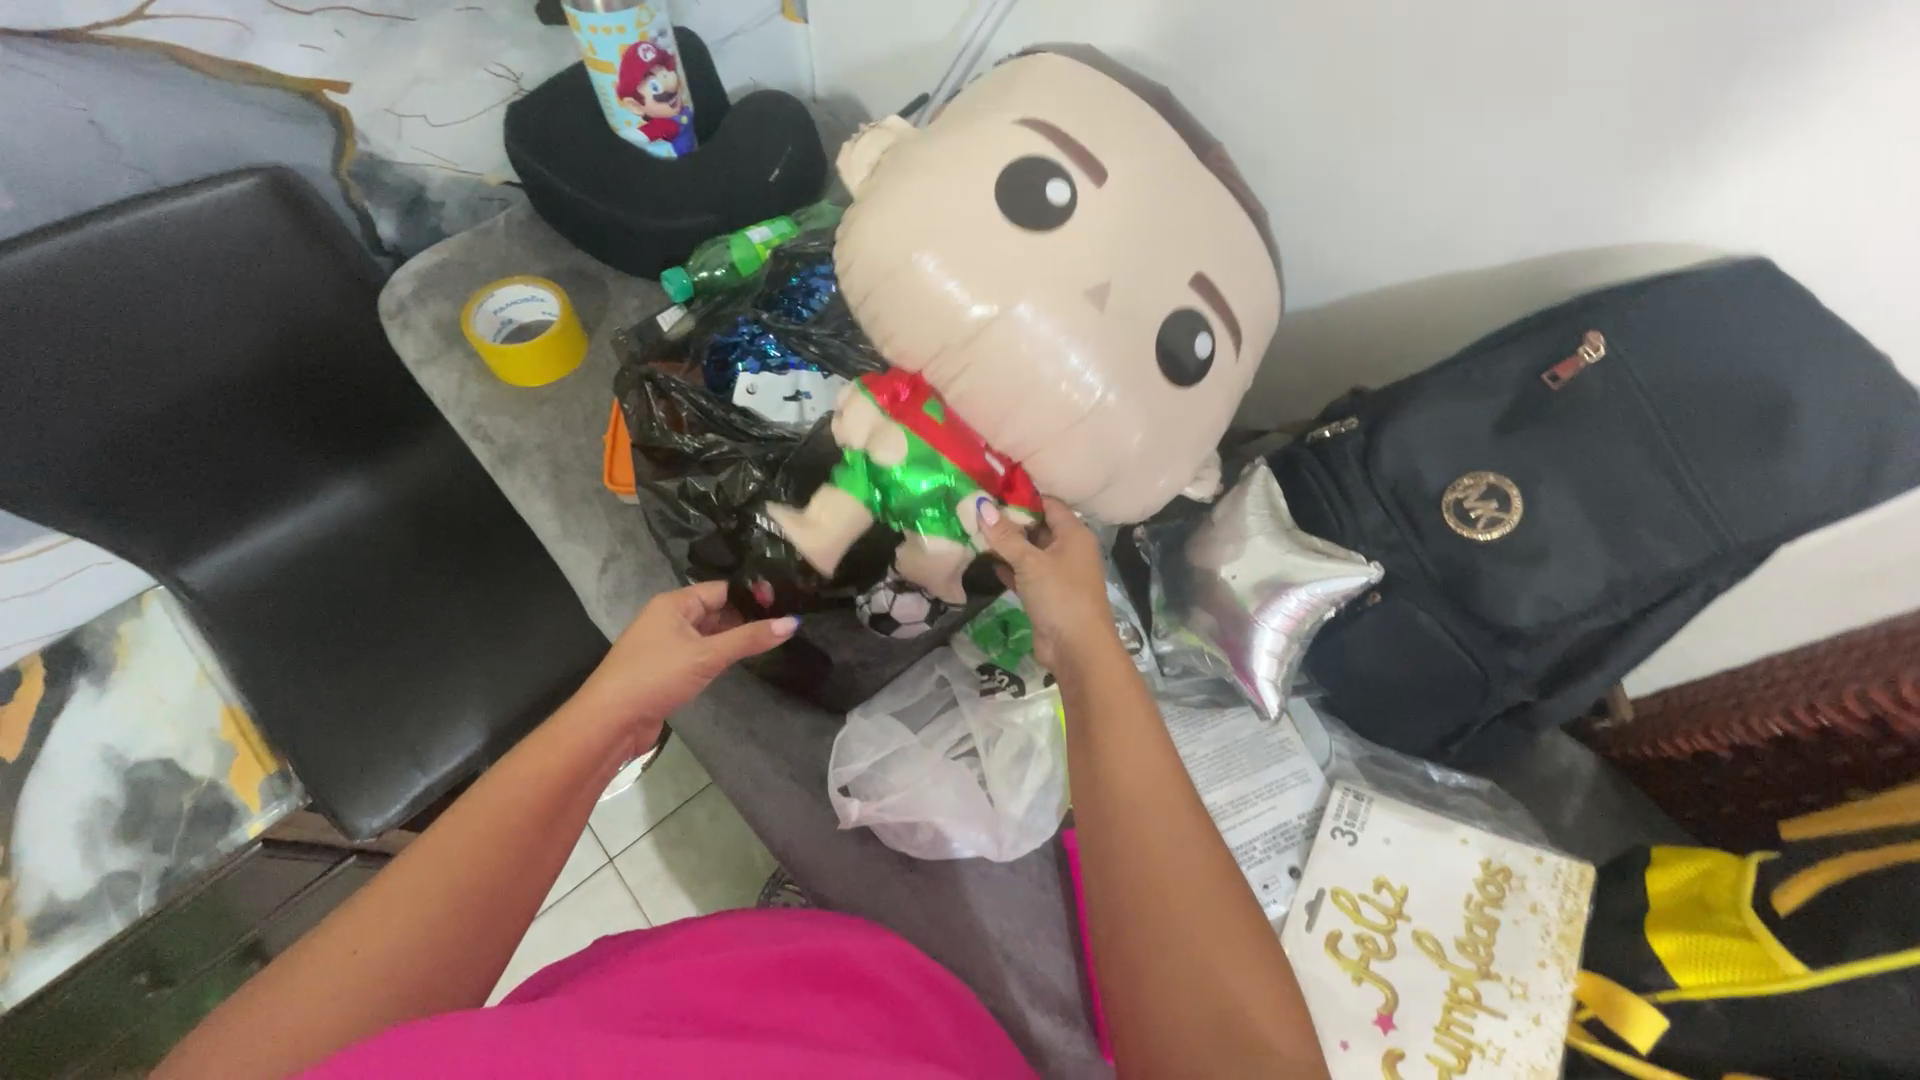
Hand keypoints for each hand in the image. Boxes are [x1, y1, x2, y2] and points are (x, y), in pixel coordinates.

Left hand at [572, 581, 796, 754]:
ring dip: (734, 637)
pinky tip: (740, 661)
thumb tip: (792, 622)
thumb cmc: (656, 676)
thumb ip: (749, 639)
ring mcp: (666, 643)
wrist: (611, 720)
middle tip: (784, 624)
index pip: (721, 590)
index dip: (752, 595)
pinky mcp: (666, 667)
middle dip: (746, 617)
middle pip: (716, 610)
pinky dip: (719, 654)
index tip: (784, 604)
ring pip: (709, 633)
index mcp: (674, 603)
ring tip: (772, 639)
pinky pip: (700, 652)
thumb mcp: (707, 655)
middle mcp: (670, 618)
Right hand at [977, 497, 1117, 673]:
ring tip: (975, 530)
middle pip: (1038, 527)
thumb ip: (1005, 536)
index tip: (993, 490)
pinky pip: (1025, 574)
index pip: (1049, 504)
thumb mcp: (1030, 562)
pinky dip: (1009, 568)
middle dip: (1010, 521)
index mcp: (1074, 534)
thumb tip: (981, 505)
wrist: (1077, 647)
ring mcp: (1058, 573)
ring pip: (1030, 552)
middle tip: (977, 509)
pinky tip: (986, 560)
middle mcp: (1068, 549)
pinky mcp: (1046, 595)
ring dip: (1007, 545)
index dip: (1023, 496)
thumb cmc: (1059, 594)